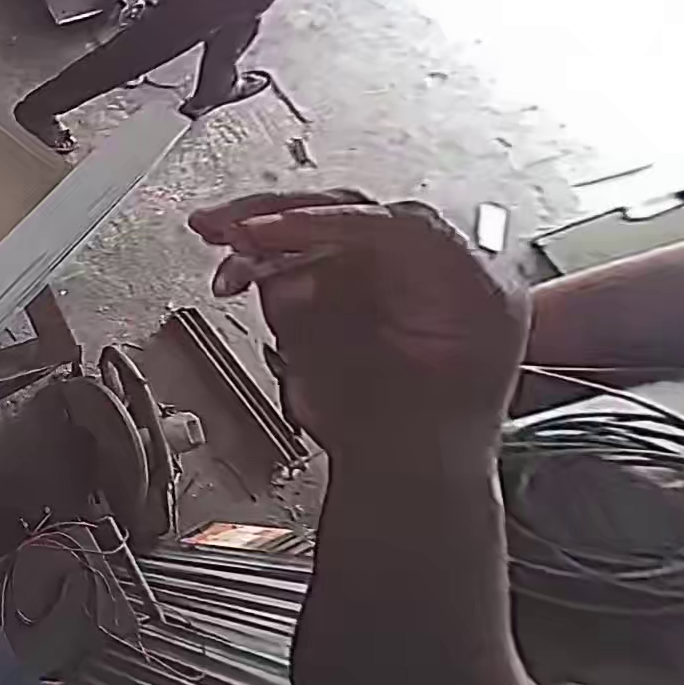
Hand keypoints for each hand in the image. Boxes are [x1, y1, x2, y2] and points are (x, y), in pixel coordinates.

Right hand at [188, 191, 527, 455]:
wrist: (401, 469)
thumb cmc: (404, 441)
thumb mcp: (364, 393)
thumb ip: (322, 332)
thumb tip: (286, 281)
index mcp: (468, 295)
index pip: (397, 230)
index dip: (321, 224)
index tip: (261, 233)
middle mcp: (431, 272)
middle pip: (355, 214)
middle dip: (280, 215)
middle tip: (224, 224)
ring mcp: (390, 275)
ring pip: (325, 226)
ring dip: (263, 231)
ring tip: (216, 236)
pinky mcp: (353, 282)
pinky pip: (307, 254)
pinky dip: (266, 259)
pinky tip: (236, 272)